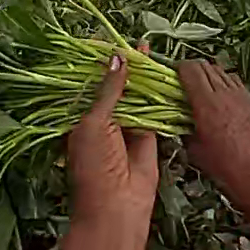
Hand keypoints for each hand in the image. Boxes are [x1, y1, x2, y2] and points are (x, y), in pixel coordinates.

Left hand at [68, 53, 159, 234]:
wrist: (116, 207)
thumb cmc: (94, 166)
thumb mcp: (95, 123)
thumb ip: (109, 91)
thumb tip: (118, 58)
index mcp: (84, 117)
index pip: (95, 84)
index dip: (105, 64)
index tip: (114, 42)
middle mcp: (105, 120)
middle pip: (118, 87)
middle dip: (127, 67)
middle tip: (139, 42)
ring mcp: (128, 127)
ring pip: (137, 96)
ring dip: (145, 77)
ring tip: (152, 50)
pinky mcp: (149, 135)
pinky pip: (155, 110)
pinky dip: (160, 94)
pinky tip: (165, 74)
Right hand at [178, 61, 249, 205]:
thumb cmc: (224, 166)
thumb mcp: (194, 150)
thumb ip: (183, 128)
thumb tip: (178, 118)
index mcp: (207, 103)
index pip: (191, 70)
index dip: (178, 68)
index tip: (172, 74)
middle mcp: (225, 93)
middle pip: (206, 66)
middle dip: (192, 69)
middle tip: (183, 80)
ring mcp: (241, 95)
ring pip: (221, 71)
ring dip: (208, 75)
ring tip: (201, 88)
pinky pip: (235, 82)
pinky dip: (224, 83)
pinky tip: (220, 97)